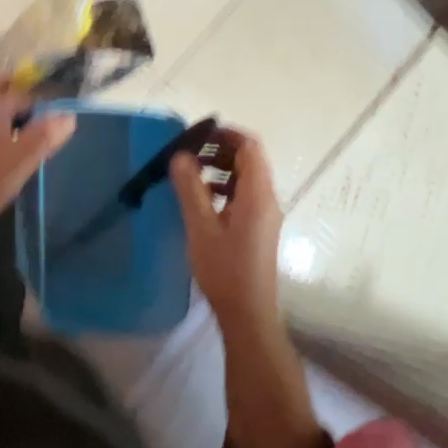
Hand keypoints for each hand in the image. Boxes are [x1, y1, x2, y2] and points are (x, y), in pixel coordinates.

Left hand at [0, 90, 73, 235]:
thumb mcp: (23, 158)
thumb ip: (45, 136)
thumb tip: (69, 116)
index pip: (24, 97)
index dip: (43, 107)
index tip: (59, 123)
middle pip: (6, 103)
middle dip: (25, 110)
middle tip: (47, 126)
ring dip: (16, 126)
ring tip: (36, 144)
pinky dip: (5, 140)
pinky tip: (14, 158)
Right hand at [171, 132, 282, 332]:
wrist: (248, 314)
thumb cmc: (225, 269)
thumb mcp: (201, 227)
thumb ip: (190, 188)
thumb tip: (180, 155)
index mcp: (258, 195)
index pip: (250, 147)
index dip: (225, 134)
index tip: (195, 135)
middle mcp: (267, 199)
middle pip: (249, 159)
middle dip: (218, 149)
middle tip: (186, 153)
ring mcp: (264, 214)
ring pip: (245, 177)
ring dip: (219, 168)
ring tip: (188, 174)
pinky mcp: (257, 228)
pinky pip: (242, 195)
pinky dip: (222, 187)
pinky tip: (199, 200)